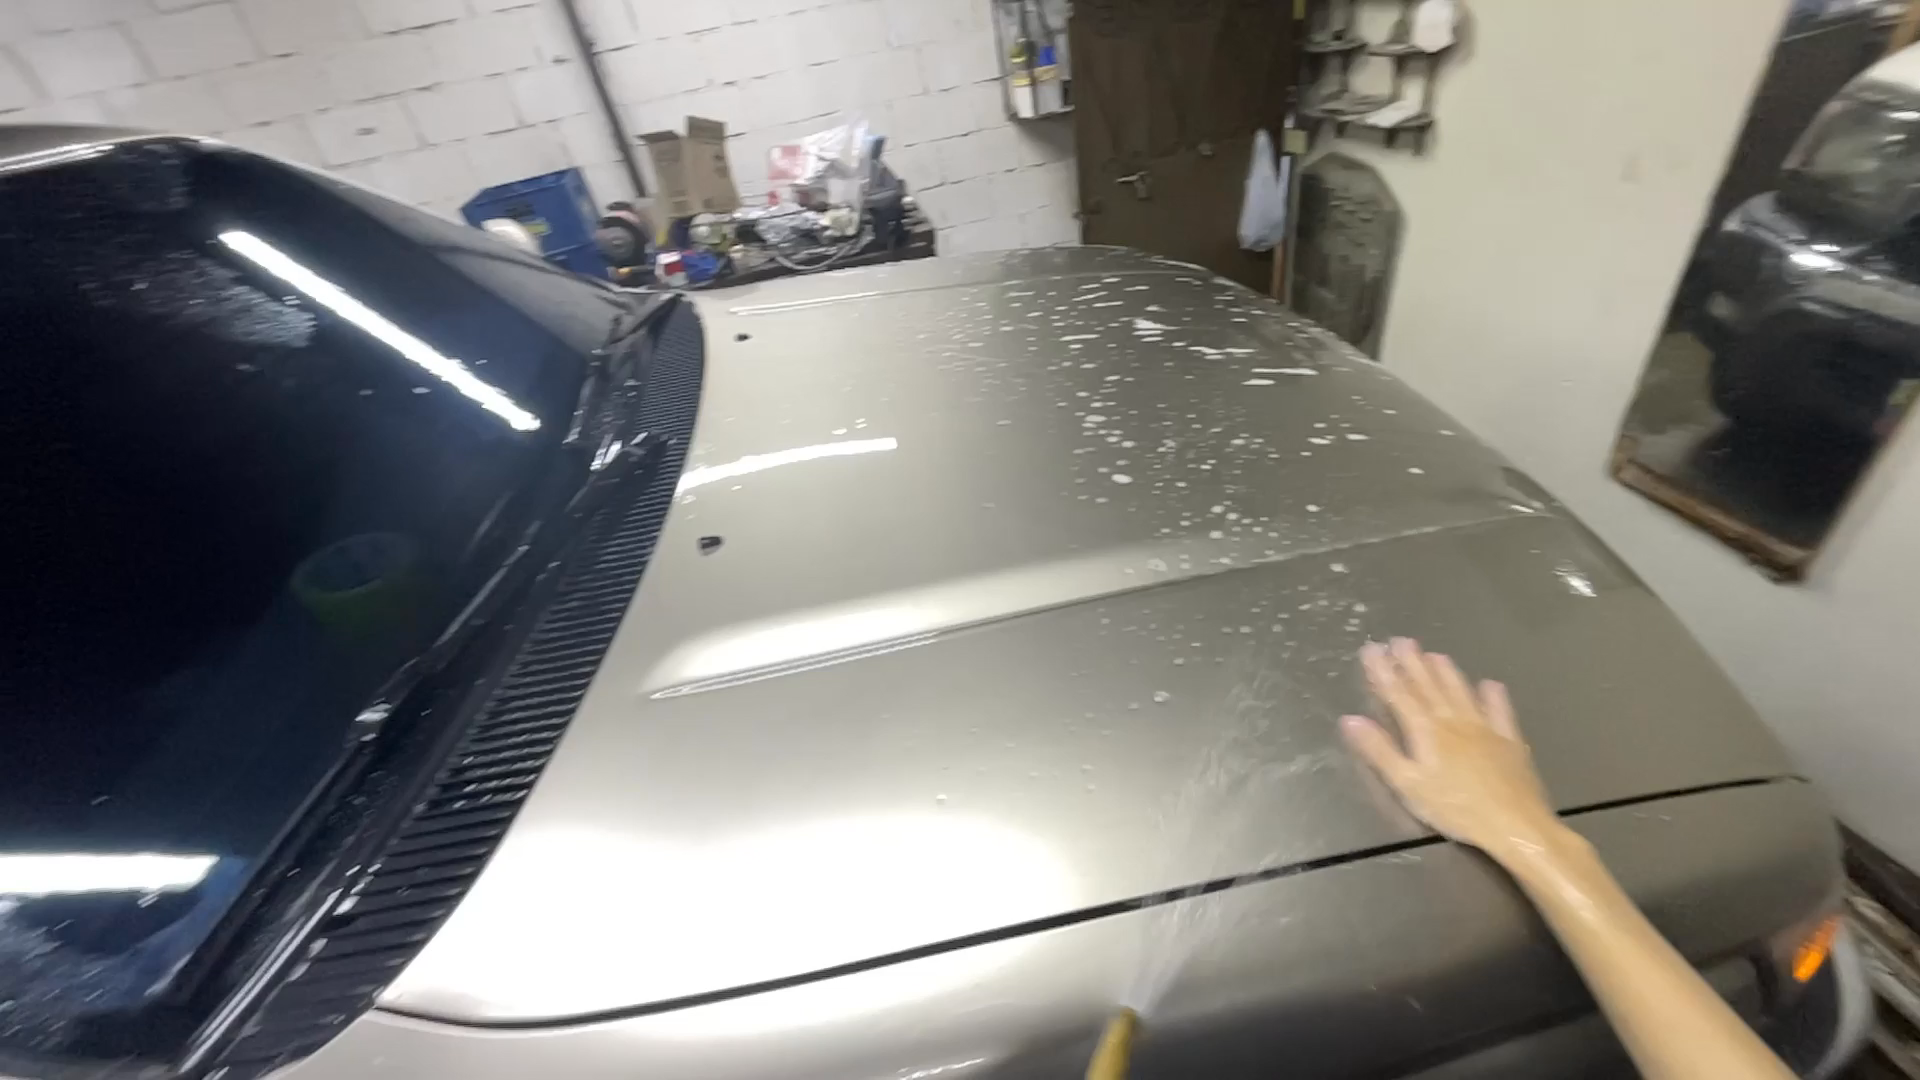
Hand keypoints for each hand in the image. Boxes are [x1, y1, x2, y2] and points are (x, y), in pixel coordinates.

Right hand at [1341, 638, 1561, 859]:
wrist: (1518, 828)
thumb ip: (1379, 750)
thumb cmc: (1455, 808)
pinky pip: (1500, 712)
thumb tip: (1350, 719)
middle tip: (1399, 640)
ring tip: (1433, 653)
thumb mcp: (1407, 784)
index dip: (1382, 670)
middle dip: (1411, 662)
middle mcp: (1453, 721)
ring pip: (1460, 692)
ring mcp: (1485, 729)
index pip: (1398, 694)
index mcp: (1425, 730)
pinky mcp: (1510, 742)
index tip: (1371, 649)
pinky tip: (1490, 684)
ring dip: (1445, 671)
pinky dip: (1493, 696)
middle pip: (1428, 686)